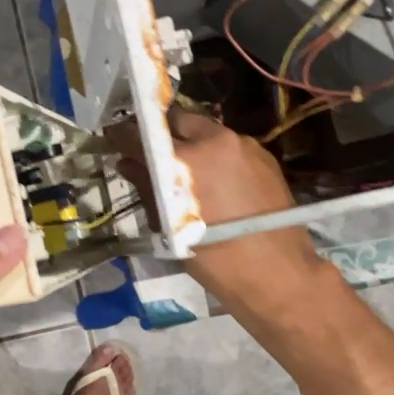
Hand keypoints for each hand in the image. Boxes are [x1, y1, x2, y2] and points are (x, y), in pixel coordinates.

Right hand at [131, 109, 321, 311]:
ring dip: (192, 145)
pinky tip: (215, 183)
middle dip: (164, 133)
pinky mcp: (266, 157)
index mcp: (187, 158)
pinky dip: (216, 157)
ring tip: (187, 172)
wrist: (277, 274)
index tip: (116, 139)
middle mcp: (217, 140)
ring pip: (208, 133)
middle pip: (180, 121)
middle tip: (153, 154)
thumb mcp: (170, 226)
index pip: (145, 133)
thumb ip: (146, 187)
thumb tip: (127, 163)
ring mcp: (246, 146)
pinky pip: (231, 147)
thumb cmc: (214, 258)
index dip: (125, 135)